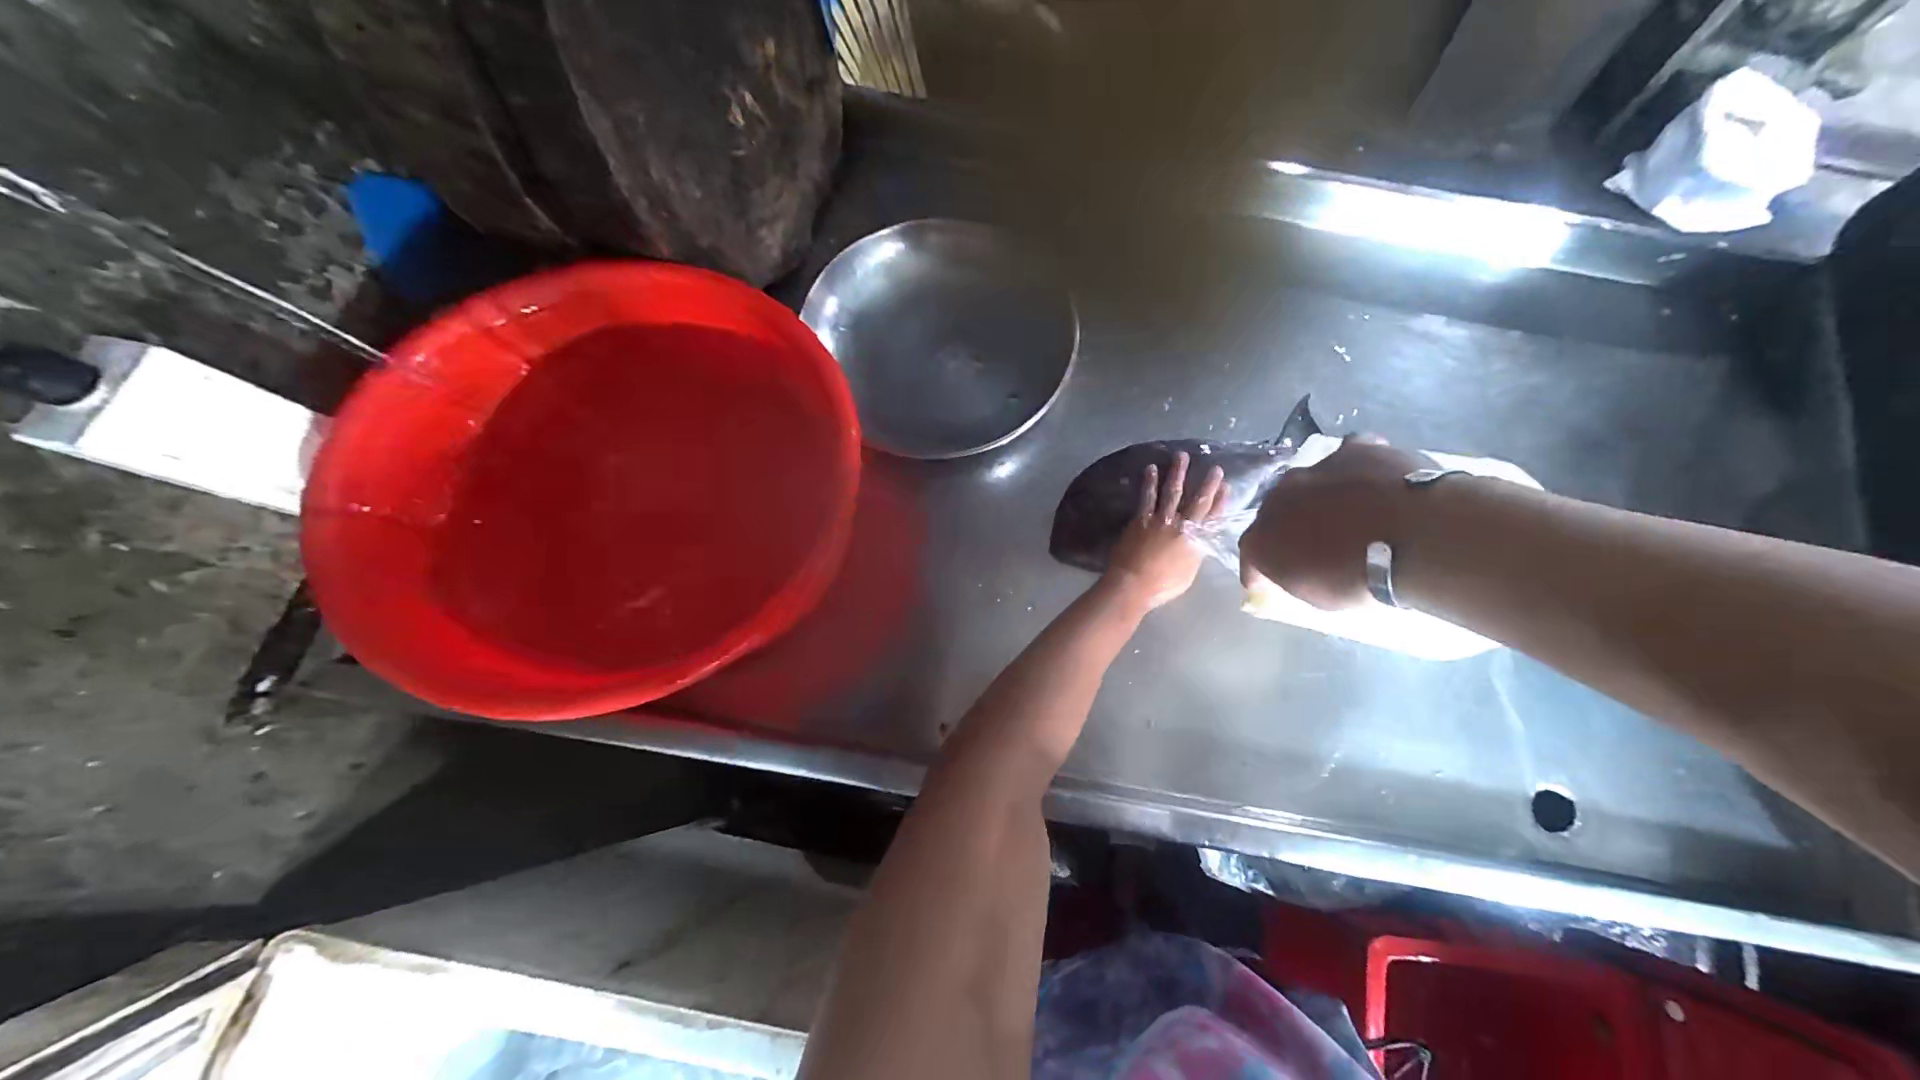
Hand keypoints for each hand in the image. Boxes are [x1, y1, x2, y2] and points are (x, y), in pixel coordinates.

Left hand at [1105, 451, 1225, 610]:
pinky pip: (1147, 496)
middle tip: (1215, 468)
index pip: (1213, 517)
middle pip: (1197, 501)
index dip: (1221, 501)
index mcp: (1196, 542)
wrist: (1133, 584)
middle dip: (1208, 483)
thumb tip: (1197, 543)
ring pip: (1172, 492)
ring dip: (1177, 473)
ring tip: (1181, 456)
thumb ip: (1194, 554)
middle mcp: (1182, 526)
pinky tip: (1151, 468)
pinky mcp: (1141, 519)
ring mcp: (1160, 520)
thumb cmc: (1162, 585)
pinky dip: (1150, 482)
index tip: (1226, 487)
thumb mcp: (1189, 573)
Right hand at [1239, 435, 1428, 609]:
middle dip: (1291, 525)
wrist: (1418, 536)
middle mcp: (1277, 498)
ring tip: (1353, 512)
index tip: (1271, 582)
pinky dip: (1357, 468)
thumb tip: (1295, 568)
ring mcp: (1314, 468)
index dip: (1260, 569)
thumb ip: (1297, 577)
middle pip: (1278, 511)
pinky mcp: (1355, 448)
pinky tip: (1375, 481)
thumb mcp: (1320, 597)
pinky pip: (1350, 456)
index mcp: (1261, 538)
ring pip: (1310, 482)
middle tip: (1318, 543)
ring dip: (1322, 496)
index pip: (1250, 555)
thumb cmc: (1363, 578)